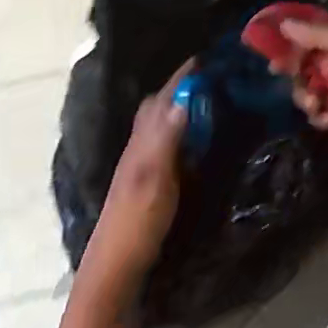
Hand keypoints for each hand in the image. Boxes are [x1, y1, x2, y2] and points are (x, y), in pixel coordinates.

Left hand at [85, 61, 191, 282]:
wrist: (115, 269)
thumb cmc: (136, 224)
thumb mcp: (154, 180)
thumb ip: (165, 140)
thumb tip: (182, 101)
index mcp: (141, 143)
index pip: (162, 99)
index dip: (181, 78)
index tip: (205, 58)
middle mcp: (139, 148)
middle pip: (157, 108)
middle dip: (181, 88)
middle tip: (212, 79)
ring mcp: (142, 166)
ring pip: (161, 125)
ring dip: (181, 109)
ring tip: (210, 103)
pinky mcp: (150, 182)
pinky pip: (167, 144)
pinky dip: (183, 133)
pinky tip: (198, 142)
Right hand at [274, 20, 327, 137]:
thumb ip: (317, 34)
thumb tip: (284, 23)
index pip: (312, 36)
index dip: (292, 48)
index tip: (275, 64)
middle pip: (308, 67)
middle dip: (301, 81)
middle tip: (305, 92)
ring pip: (314, 91)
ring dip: (311, 101)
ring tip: (319, 110)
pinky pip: (326, 112)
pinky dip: (323, 116)